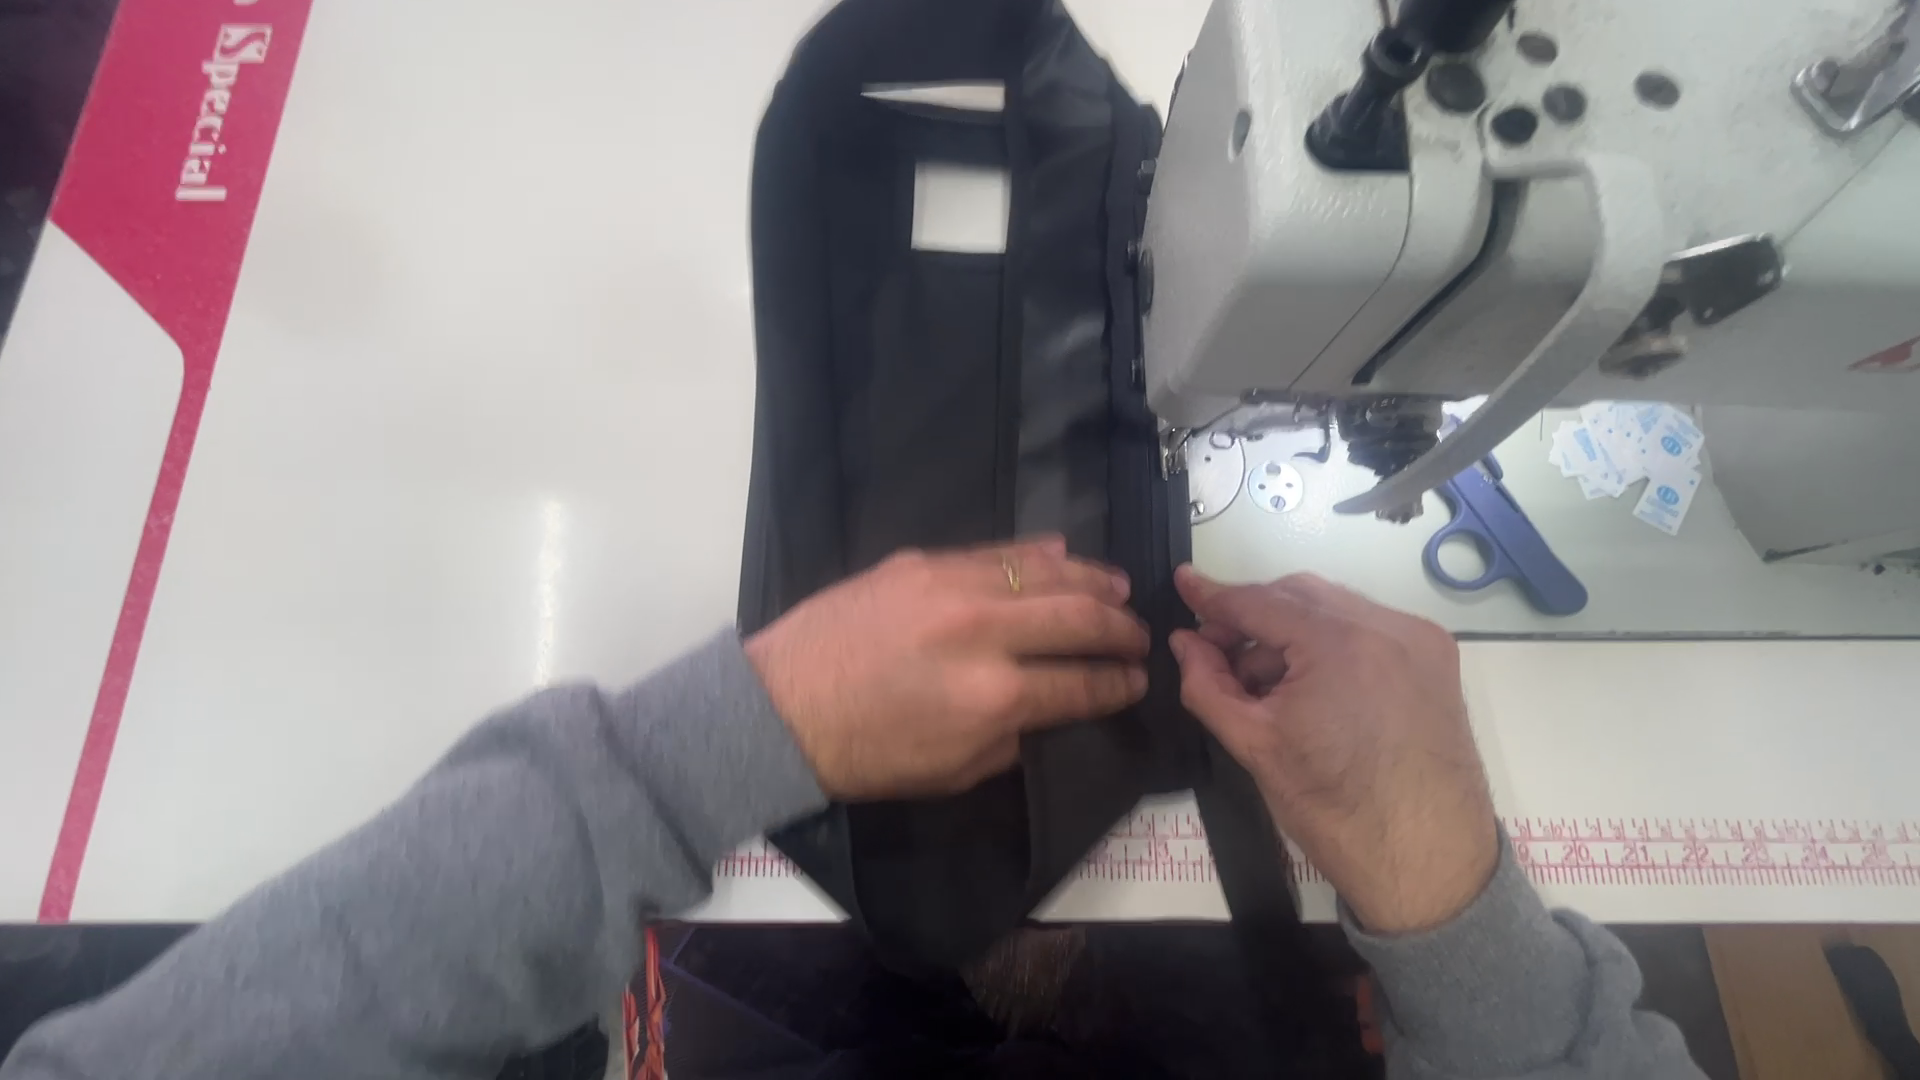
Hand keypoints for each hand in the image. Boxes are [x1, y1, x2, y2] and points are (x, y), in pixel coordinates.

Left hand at [745, 536, 1148, 799]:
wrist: (782, 707)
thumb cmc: (866, 754)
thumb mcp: (953, 772)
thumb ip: (1016, 738)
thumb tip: (1054, 706)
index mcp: (994, 697)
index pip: (1083, 684)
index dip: (1120, 684)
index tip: (1137, 681)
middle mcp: (984, 632)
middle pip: (1080, 617)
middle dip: (1122, 629)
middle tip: (1139, 636)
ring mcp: (951, 585)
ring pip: (1046, 571)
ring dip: (1094, 579)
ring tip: (1121, 588)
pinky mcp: (921, 560)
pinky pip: (996, 550)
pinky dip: (1037, 554)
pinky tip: (1063, 555)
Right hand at [1169, 566, 1497, 933]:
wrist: (1427, 865)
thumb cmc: (1332, 807)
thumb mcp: (1252, 742)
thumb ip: (1206, 682)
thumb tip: (1183, 642)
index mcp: (1342, 643)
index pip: (1261, 602)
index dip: (1213, 594)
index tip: (1182, 580)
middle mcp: (1389, 626)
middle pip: (1298, 595)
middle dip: (1250, 615)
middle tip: (1212, 649)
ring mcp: (1420, 641)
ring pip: (1332, 608)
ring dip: (1286, 631)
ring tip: (1260, 680)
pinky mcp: (1436, 661)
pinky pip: (1365, 628)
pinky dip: (1326, 642)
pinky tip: (1305, 684)